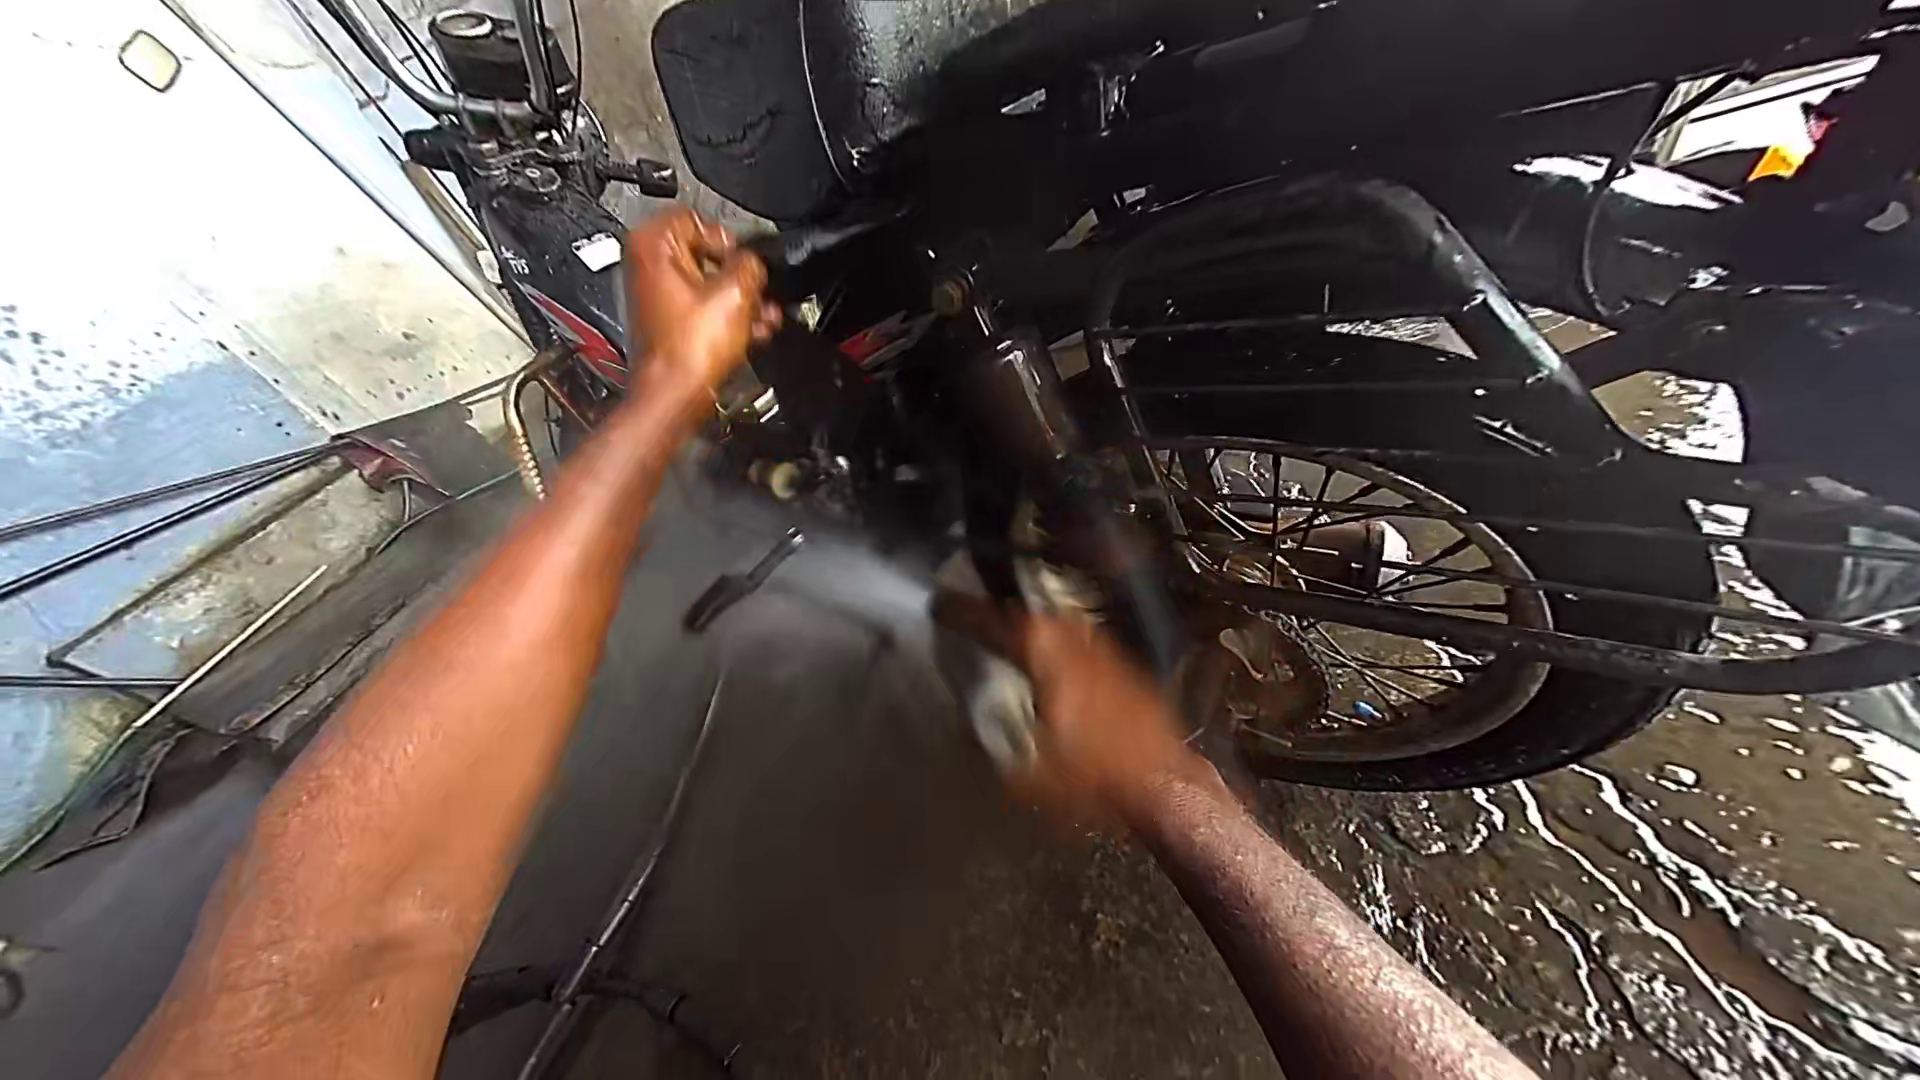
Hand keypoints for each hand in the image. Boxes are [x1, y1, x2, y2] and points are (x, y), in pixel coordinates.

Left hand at [624, 207, 780, 395]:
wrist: (677, 392)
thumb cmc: (689, 350)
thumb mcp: (735, 294)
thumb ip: (750, 266)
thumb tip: (754, 264)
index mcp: (652, 245)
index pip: (698, 218)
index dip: (730, 242)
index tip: (745, 265)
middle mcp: (648, 266)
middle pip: (706, 254)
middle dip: (739, 276)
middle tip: (758, 293)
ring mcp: (657, 295)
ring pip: (709, 284)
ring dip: (740, 299)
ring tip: (762, 315)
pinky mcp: (670, 321)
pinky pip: (705, 307)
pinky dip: (728, 316)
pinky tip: (751, 330)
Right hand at [937, 595, 1224, 826]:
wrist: (1163, 782)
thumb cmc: (1097, 779)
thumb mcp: (1032, 775)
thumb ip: (997, 746)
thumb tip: (971, 732)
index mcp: (1048, 663)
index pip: (999, 626)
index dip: (967, 613)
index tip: (943, 604)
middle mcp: (1076, 647)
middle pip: (1031, 614)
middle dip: (1000, 611)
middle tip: (977, 612)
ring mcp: (1104, 653)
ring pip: (1058, 624)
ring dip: (1030, 623)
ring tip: (1009, 629)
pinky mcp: (1124, 667)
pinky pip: (1081, 640)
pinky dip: (1059, 641)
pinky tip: (1056, 655)